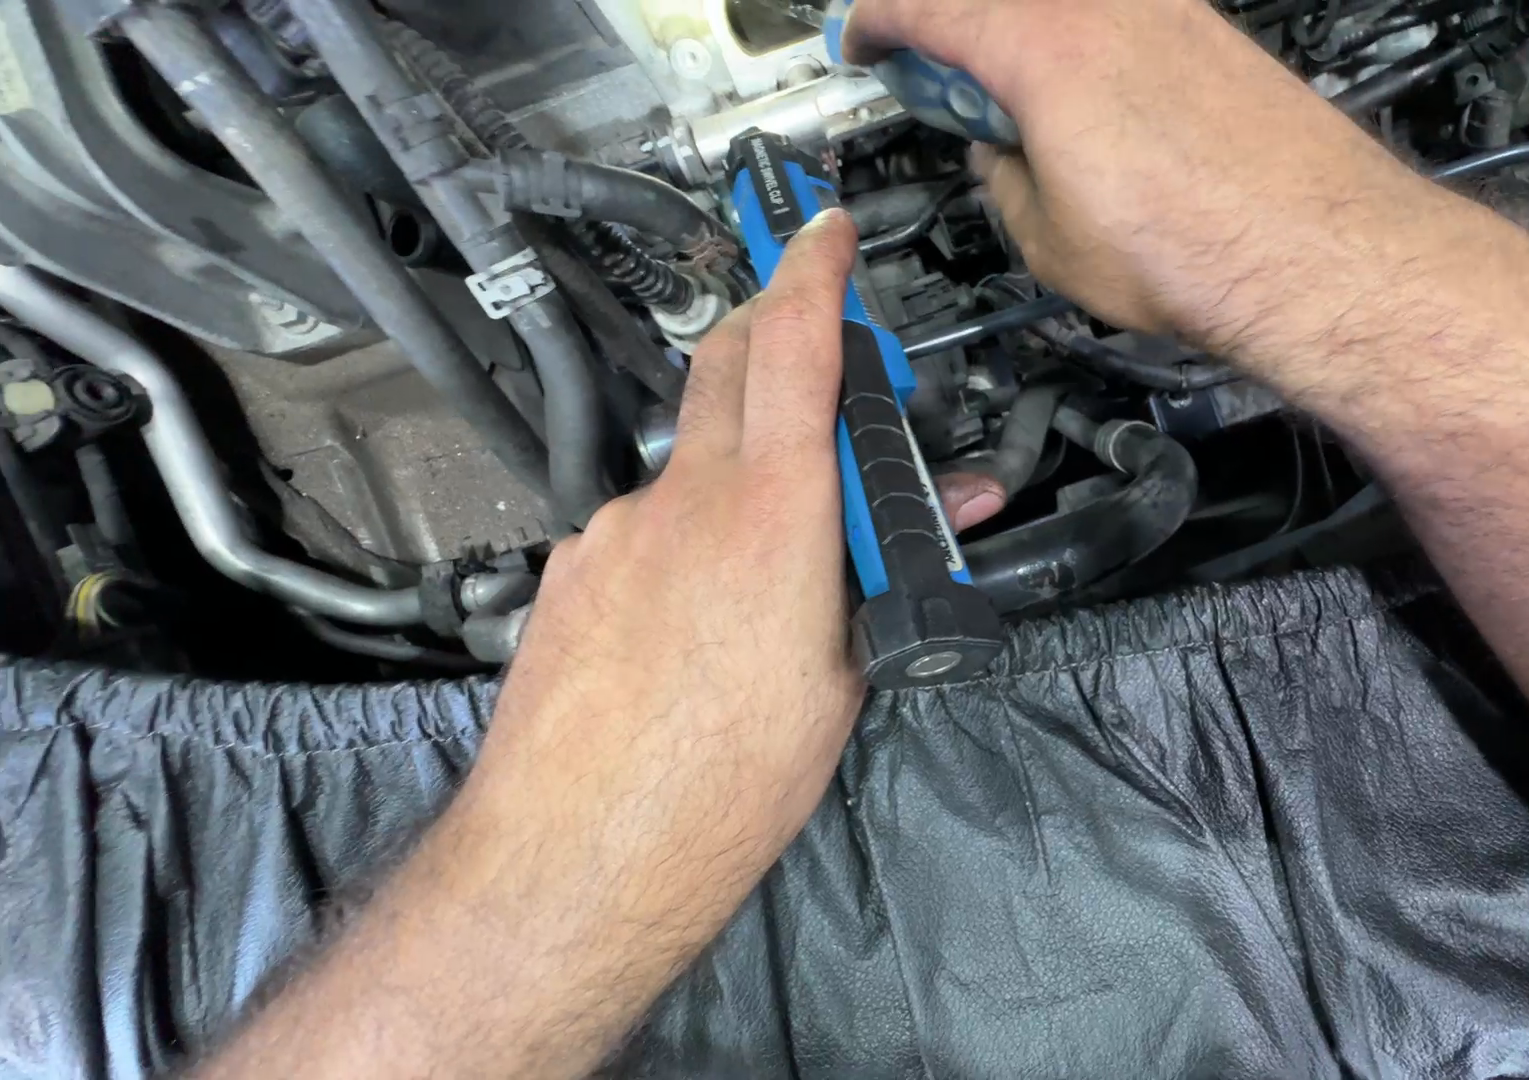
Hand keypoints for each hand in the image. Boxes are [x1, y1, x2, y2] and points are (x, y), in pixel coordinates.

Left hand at [187, 209, 875, 1079]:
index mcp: (773, 517)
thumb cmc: (733, 778)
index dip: (814, 274)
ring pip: (692, 450)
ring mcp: (617, 529)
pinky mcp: (577, 568)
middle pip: (728, 366)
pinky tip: (705, 601)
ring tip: (779, 546)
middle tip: (827, 367)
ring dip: (743, 459)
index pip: (794, 352)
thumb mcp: (849, 668)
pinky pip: (648, 514)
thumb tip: (952, 510)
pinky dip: (692, 523)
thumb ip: (886, 568)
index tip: (825, 231)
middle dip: (778, 333)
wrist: (577, 859)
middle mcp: (685, 500)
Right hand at [844, 0, 1436, 362]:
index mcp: (1045, 51)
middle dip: (950, 30)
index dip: (879, 19)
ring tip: (1012, 108)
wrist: (1304, 251)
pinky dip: (1074, 48)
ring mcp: (1164, 10)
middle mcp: (1106, 7)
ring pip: (1057, 8)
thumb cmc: (1190, 249)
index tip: (863, 39)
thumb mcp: (1049, 241)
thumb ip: (1005, 184)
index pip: (931, 6)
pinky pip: (1112, 19)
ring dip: (1017, 44)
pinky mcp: (1204, 33)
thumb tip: (999, 160)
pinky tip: (1081, 107)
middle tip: (935, 77)